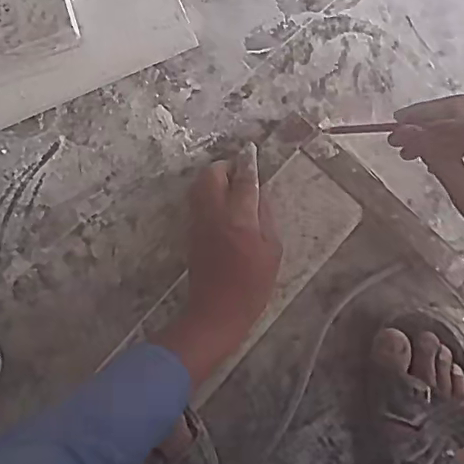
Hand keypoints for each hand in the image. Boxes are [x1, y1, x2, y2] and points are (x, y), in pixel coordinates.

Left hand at [183, 141, 281, 332]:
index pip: (244, 180)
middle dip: (226, 167)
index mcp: (240, 218)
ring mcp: (198, 221)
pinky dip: (208, 192)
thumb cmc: (252, 286)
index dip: (248, 163)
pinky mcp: (190, 230)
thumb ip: (265, 217)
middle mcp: (214, 213)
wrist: (216, 311)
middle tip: (242, 173)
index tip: (251, 151)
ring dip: (214, 178)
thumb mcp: (272, 251)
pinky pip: (197, 199)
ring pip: (200, 184)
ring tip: (232, 185)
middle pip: (213, 174)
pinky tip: (222, 202)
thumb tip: (259, 193)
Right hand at [388, 95, 463, 268]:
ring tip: (420, 154)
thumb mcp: (462, 186)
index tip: (397, 126)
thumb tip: (410, 135)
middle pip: (463, 114)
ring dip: (447, 136)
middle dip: (430, 126)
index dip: (420, 116)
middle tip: (403, 141)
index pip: (451, 110)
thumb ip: (434, 154)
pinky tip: (449, 158)